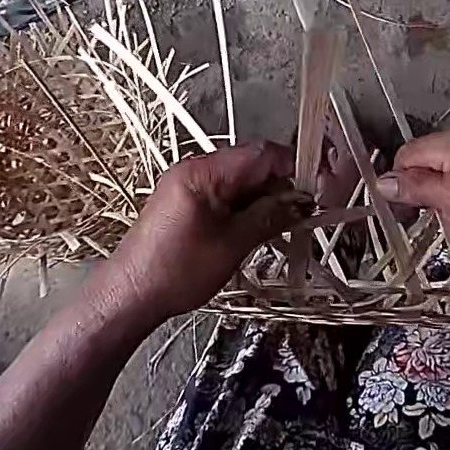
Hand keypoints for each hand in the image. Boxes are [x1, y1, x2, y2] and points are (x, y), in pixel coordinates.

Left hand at [90, 141, 306, 328]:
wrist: (129, 296)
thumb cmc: (176, 272)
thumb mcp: (232, 245)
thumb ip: (269, 216)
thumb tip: (302, 201)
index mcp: (203, 172)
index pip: (262, 153)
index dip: (295, 164)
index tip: (320, 183)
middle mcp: (196, 169)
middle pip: (253, 164)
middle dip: (283, 183)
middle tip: (306, 210)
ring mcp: (190, 183)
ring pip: (243, 180)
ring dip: (267, 197)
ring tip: (288, 223)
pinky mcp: (188, 200)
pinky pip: (227, 193)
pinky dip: (248, 206)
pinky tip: (262, 227)